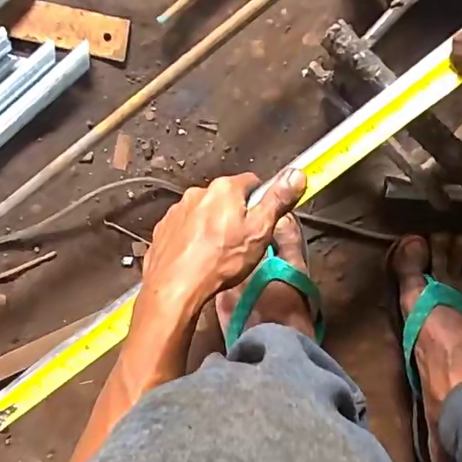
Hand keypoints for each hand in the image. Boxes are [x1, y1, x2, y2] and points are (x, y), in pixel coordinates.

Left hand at [139, 169, 307, 313]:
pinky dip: (193, 240)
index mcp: (225, 189)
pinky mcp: (165, 229)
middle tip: (243, 242)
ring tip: (219, 254)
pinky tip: (199, 259)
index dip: (261, 202)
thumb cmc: (218, 262)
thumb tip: (296, 175)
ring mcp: (178, 211)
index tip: (263, 219)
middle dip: (235, 215)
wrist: (175, 287)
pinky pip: (185, 229)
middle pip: (226, 198)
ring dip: (212, 227)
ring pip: (204, 214)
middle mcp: (198, 193)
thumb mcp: (259, 231)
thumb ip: (278, 200)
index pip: (252, 183)